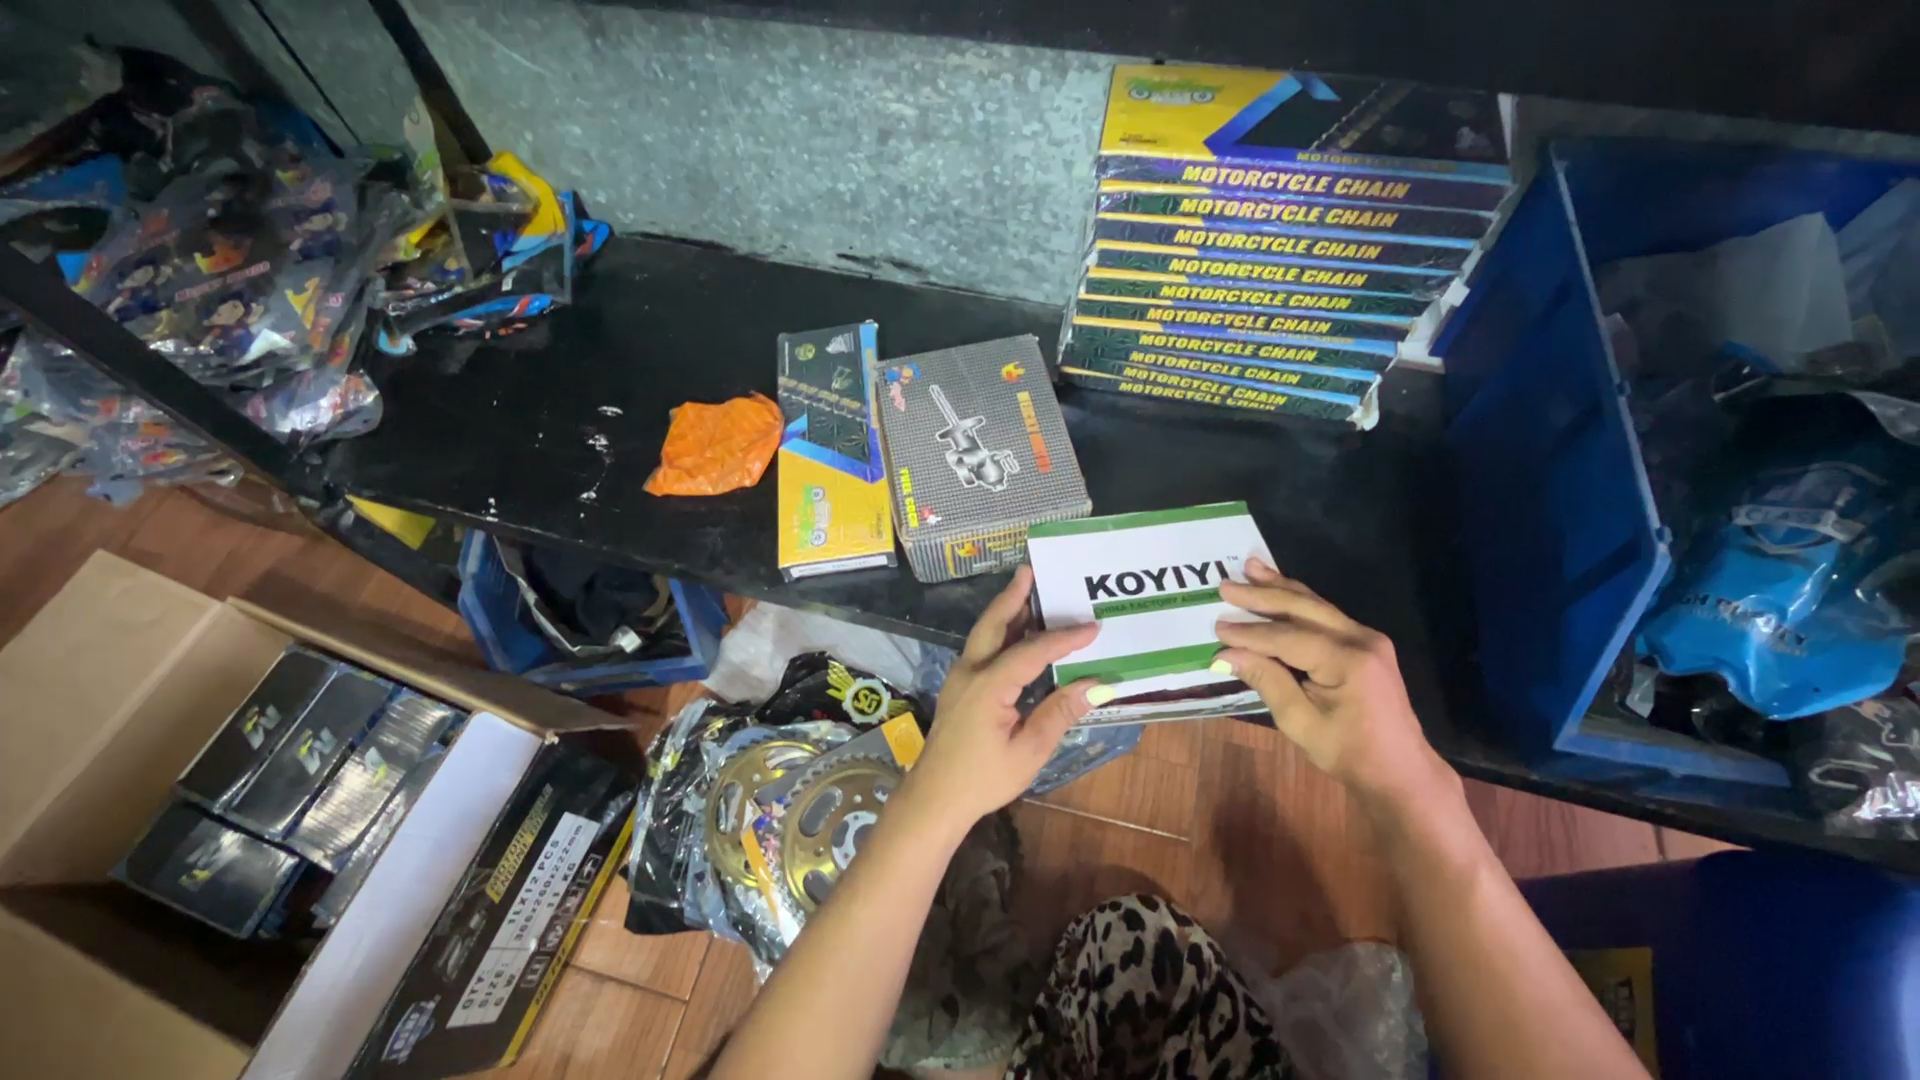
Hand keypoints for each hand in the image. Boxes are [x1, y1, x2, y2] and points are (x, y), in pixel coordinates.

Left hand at [902, 565, 1104, 826]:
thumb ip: (1059, 713)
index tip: (1093, 626)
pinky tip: (1018, 634)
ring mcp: (960, 678)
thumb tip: (1095, 685)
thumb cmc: (983, 779)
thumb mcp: (1028, 751)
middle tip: (1032, 569)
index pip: (1032, 651)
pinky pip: (982, 649)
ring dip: (1006, 611)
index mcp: (988, 685)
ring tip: (1030, 590)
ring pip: (985, 633)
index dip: (1064, 638)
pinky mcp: (960, 688)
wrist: (935, 798)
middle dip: (1013, 595)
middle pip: (994, 623)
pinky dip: (1001, 632)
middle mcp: (970, 672)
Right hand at [1212, 557, 1450, 810]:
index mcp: (1348, 661)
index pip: (1287, 637)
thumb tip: (1227, 654)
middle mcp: (1361, 639)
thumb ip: (1267, 680)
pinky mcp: (1366, 643)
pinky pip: (1325, 615)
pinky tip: (1279, 589)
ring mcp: (1367, 638)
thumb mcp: (1300, 722)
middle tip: (1226, 584)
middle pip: (1303, 608)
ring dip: (1280, 588)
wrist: (1399, 769)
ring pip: (1316, 605)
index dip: (1249, 633)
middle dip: (1263, 595)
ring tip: (1251, 567)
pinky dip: (1298, 601)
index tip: (1217, 627)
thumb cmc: (1348, 752)